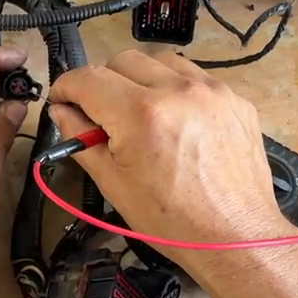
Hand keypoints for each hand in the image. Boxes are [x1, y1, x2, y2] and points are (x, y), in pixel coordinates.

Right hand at [48, 50, 297, 285]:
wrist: (236, 238)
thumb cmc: (170, 219)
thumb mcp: (113, 182)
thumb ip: (81, 139)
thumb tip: (61, 111)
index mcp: (141, 113)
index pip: (88, 78)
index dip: (66, 87)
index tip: (62, 100)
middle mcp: (177, 90)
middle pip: (122, 60)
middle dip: (103, 82)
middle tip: (102, 114)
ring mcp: (211, 91)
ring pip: (160, 61)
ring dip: (140, 78)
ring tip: (141, 112)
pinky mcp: (235, 99)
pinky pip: (194, 76)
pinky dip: (175, 89)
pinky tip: (175, 120)